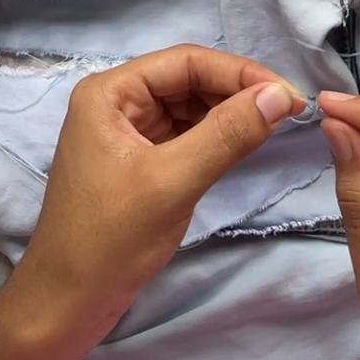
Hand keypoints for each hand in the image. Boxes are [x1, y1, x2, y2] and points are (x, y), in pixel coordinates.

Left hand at [10, 45, 303, 342]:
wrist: (68, 298)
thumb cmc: (111, 237)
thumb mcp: (172, 181)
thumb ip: (226, 135)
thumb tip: (279, 94)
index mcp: (110, 92)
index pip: (184, 61)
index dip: (239, 72)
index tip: (290, 93)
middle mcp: (116, 101)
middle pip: (187, 79)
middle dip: (237, 91)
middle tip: (291, 110)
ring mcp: (126, 130)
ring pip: (188, 106)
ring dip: (229, 112)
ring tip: (275, 123)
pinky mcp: (138, 158)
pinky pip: (183, 133)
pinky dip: (215, 135)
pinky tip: (244, 141)